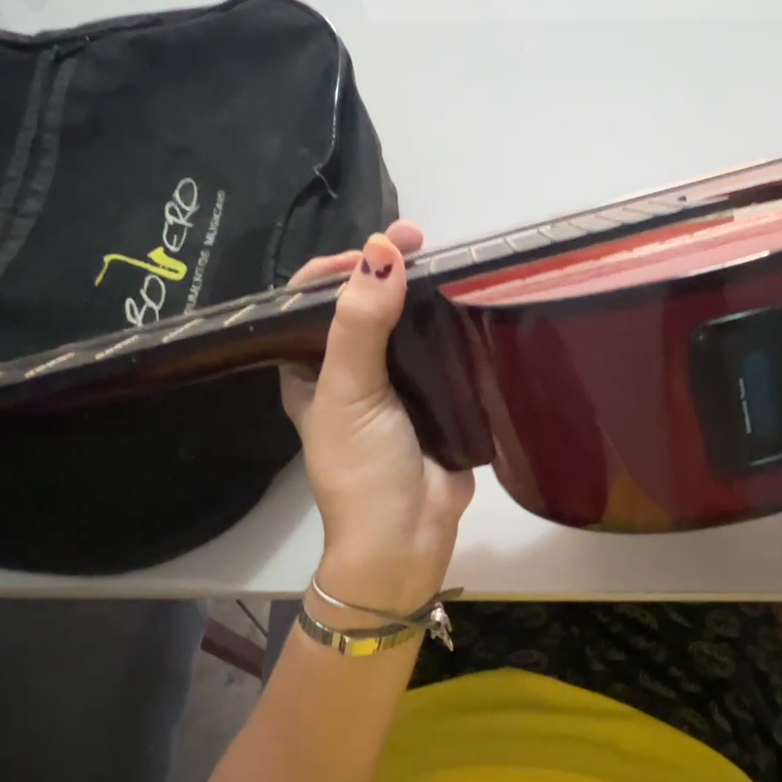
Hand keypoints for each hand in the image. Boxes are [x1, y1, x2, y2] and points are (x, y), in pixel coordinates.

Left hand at [278, 224, 474, 616]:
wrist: (408, 537)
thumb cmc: (363, 469)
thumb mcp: (351, 394)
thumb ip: (361, 326)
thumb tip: (382, 250)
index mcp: (310, 368)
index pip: (313, 300)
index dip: (342, 266)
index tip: (380, 247)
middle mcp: (351, 371)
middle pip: (364, 305)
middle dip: (388, 270)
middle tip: (425, 244)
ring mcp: (396, 386)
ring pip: (405, 327)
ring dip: (423, 296)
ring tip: (453, 266)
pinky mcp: (436, 399)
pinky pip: (441, 354)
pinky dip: (452, 329)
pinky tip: (471, 306)